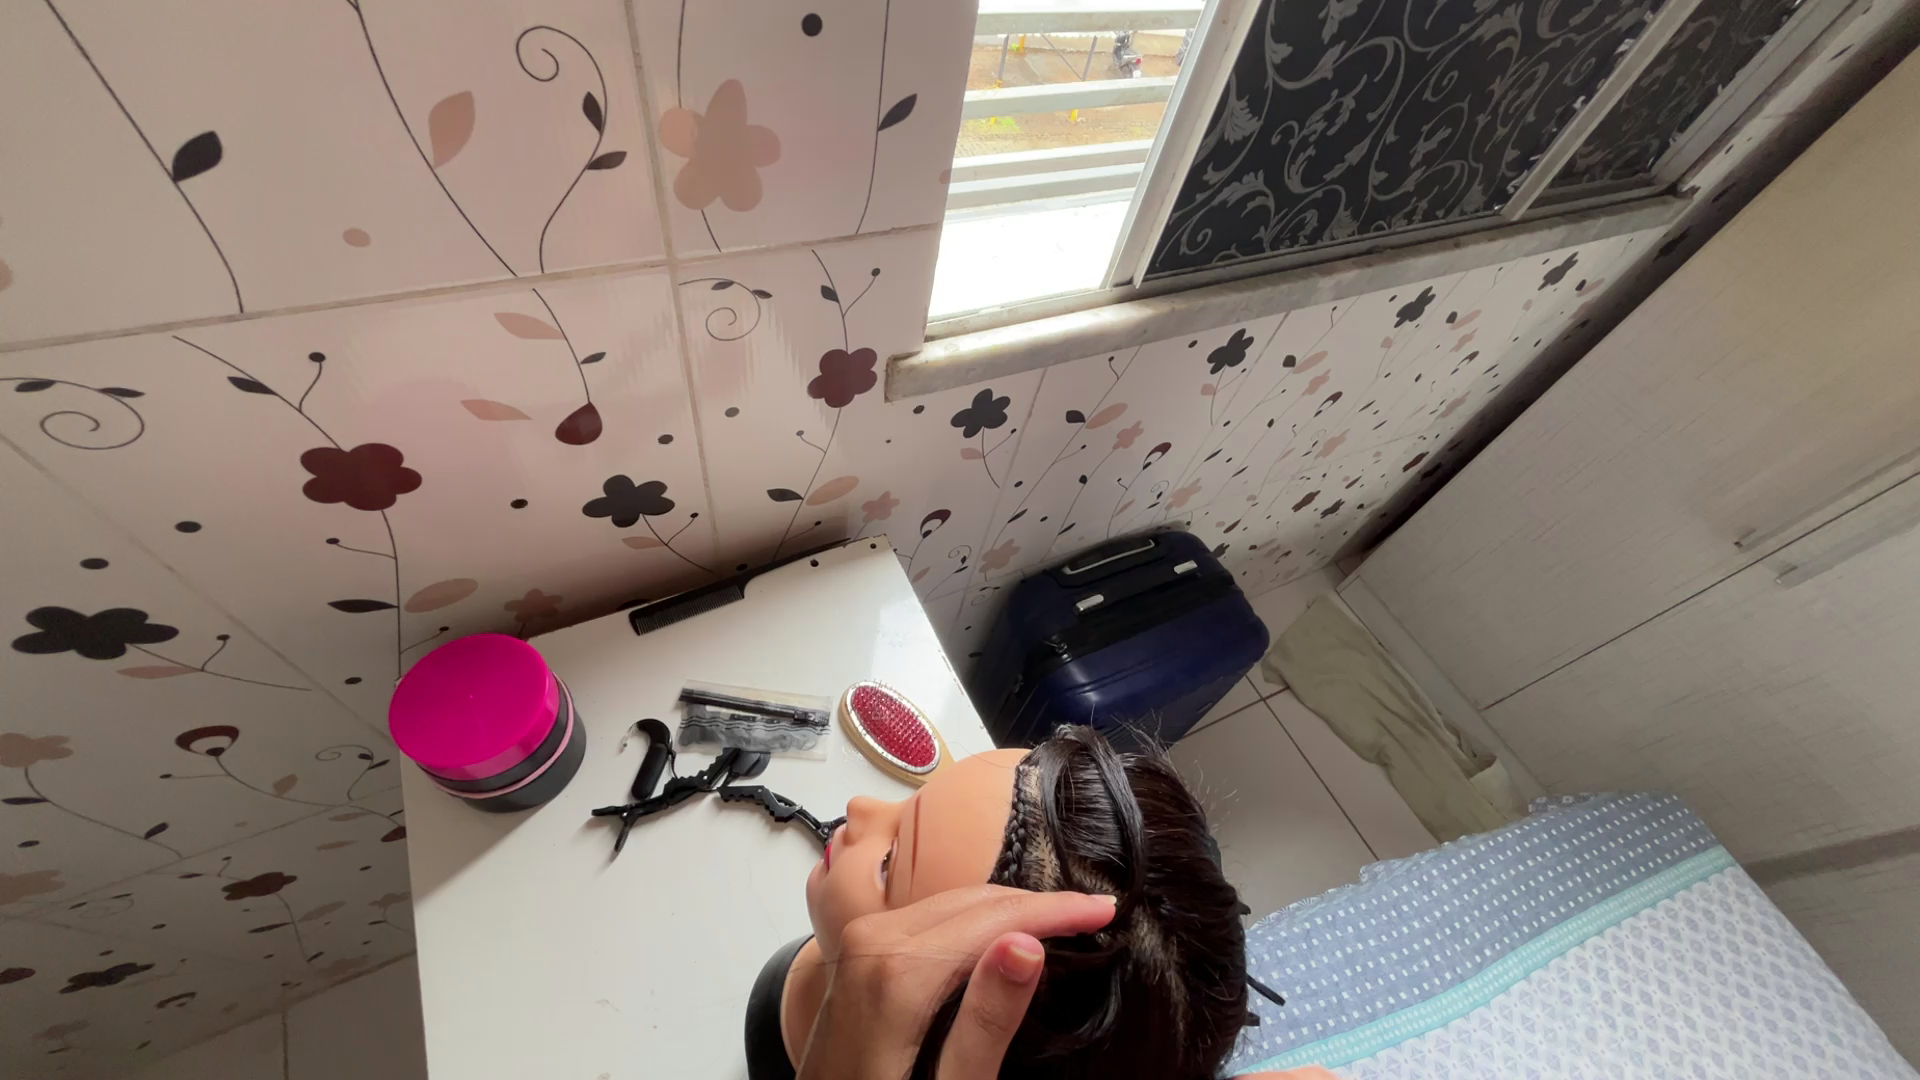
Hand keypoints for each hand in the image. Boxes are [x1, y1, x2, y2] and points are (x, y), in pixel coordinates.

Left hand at [795, 884, 1116, 1079]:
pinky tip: (1005, 932)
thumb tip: (1028, 943)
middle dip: (1037, 904)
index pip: (993, 919)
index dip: (1054, 911)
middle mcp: (873, 938)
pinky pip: (930, 916)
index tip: (1103, 910)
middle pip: (973, 901)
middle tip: (1093, 914)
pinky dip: (974, 918)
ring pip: (953, 901)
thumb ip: (985, 1022)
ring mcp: (861, 939)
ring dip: (1009, 908)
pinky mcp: (861, 949)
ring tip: (1061, 920)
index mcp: (894, 972)